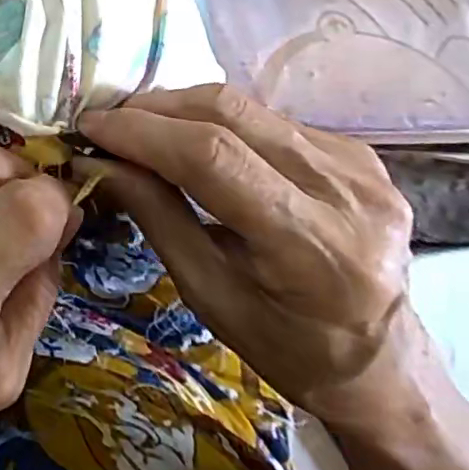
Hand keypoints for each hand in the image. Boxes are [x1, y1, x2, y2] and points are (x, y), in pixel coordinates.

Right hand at [76, 85, 414, 426]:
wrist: (380, 363)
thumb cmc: (284, 344)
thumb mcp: (206, 292)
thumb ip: (155, 215)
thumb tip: (96, 162)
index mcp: (312, 247)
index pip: (212, 158)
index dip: (141, 132)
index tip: (88, 127)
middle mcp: (347, 194)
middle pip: (229, 115)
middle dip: (152, 110)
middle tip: (105, 124)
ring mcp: (360, 168)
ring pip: (245, 106)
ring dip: (176, 108)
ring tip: (135, 128)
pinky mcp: (358, 154)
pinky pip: (265, 117)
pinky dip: (212, 120)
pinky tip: (188, 141)